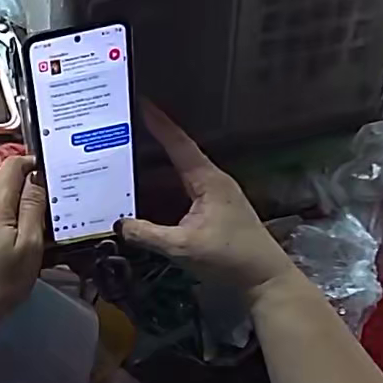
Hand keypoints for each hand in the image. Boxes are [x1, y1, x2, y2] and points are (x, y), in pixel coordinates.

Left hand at [0, 154, 46, 326]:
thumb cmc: (4, 279)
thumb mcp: (29, 244)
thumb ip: (33, 207)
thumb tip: (37, 178)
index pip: (13, 164)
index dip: (35, 164)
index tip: (56, 178)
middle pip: (7, 181)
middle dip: (31, 188)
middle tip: (55, 206)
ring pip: (2, 198)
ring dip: (22, 205)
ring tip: (43, 223)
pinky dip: (11, 218)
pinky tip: (23, 235)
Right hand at [119, 102, 301, 301]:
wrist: (264, 279)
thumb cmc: (228, 257)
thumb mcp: (182, 247)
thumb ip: (147, 234)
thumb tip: (118, 224)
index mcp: (207, 181)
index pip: (179, 145)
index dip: (160, 124)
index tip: (142, 103)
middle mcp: (210, 183)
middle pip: (172, 162)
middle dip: (146, 153)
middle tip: (119, 143)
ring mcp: (211, 198)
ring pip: (172, 183)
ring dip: (148, 181)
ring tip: (119, 175)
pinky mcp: (209, 214)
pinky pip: (176, 199)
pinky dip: (156, 200)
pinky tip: (137, 206)